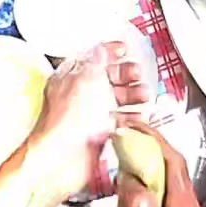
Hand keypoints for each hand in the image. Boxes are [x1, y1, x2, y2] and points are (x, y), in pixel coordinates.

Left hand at [25, 41, 147, 198]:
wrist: (62, 157)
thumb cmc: (69, 116)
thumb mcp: (86, 78)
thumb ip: (96, 62)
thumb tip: (101, 50)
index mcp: (72, 77)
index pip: (91, 58)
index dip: (108, 52)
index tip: (123, 49)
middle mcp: (80, 95)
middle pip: (107, 78)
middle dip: (126, 75)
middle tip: (138, 75)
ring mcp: (89, 115)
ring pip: (115, 100)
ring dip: (132, 95)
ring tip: (144, 95)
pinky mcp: (98, 134)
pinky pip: (118, 121)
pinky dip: (130, 117)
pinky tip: (139, 115)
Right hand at [118, 124, 205, 206]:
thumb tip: (133, 177)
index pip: (174, 163)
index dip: (153, 139)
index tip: (134, 127)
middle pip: (174, 170)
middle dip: (150, 150)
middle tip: (127, 138)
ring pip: (169, 185)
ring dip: (148, 169)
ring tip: (125, 159)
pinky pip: (165, 201)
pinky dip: (149, 189)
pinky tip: (132, 193)